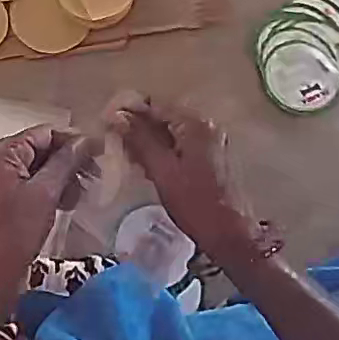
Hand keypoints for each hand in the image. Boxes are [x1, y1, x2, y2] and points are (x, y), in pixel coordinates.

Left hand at [0, 127, 99, 321]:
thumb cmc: (15, 230)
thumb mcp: (45, 192)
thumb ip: (67, 161)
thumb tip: (87, 139)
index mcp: (4, 152)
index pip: (46, 133)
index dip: (74, 141)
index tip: (100, 154)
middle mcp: (0, 161)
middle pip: (43, 149)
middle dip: (70, 162)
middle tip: (94, 177)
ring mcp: (2, 182)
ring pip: (42, 169)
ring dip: (64, 178)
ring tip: (78, 196)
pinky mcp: (8, 201)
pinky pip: (36, 186)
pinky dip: (53, 191)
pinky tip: (67, 204)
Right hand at [112, 98, 259, 262]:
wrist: (231, 234)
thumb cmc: (195, 202)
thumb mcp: (162, 170)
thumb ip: (140, 140)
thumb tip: (117, 117)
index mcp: (195, 124)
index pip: (156, 105)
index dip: (130, 111)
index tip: (107, 122)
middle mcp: (206, 126)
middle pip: (164, 118)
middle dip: (138, 128)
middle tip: (114, 141)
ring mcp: (211, 141)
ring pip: (172, 133)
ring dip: (149, 142)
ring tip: (126, 155)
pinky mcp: (211, 157)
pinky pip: (181, 145)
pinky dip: (163, 152)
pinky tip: (146, 166)